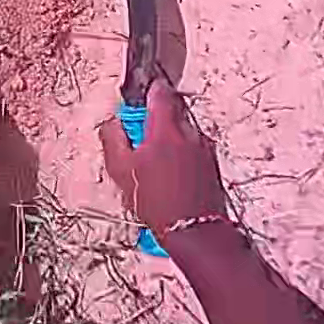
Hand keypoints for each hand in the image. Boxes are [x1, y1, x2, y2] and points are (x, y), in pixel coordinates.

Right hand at [99, 76, 226, 232]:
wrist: (193, 230)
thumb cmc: (154, 199)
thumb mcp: (120, 169)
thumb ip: (113, 138)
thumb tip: (112, 122)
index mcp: (165, 129)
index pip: (159, 93)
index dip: (146, 92)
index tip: (135, 102)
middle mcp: (189, 133)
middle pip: (171, 112)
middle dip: (153, 120)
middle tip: (138, 141)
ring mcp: (203, 148)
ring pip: (181, 131)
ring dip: (166, 139)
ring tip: (152, 164)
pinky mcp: (211, 164)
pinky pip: (191, 148)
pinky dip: (178, 154)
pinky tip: (167, 175)